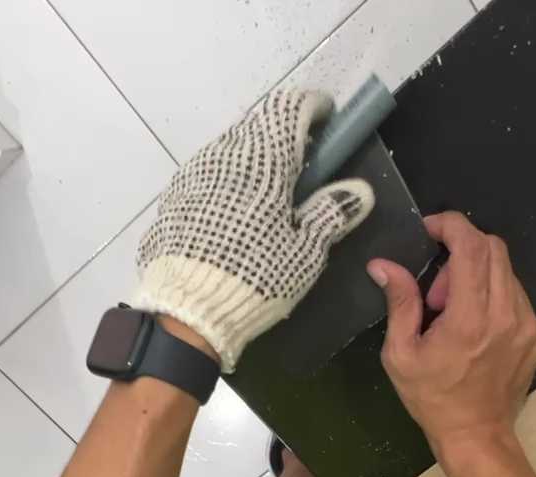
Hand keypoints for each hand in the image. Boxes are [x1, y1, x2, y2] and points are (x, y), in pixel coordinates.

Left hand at [131, 88, 375, 372]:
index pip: (290, 107)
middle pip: (260, 127)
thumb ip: (331, 215)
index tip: (327, 122)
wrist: (187, 310)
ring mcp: (194, 174)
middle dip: (285, 139)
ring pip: (231, 152)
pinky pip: (209, 178)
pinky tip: (236, 219)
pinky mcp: (174, 198)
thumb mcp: (303, 254)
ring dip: (254, 164)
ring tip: (269, 201)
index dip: (313, 108)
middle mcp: (225, 154)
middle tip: (304, 171)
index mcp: (263, 159)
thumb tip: (360, 191)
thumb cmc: (255, 278)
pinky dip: (229, 186)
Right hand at [370, 212, 535, 456]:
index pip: (471, 245)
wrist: (476, 435)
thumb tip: (384, 265)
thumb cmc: (432, 399)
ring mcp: (528, 324)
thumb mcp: (401, 355)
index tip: (432, 230)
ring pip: (506, 271)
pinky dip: (495, 298)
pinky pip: (517, 297)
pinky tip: (478, 329)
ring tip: (457, 314)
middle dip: (462, 251)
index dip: (450, 225)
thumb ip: (399, 303)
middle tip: (439, 288)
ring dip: (478, 277)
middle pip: (493, 248)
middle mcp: (506, 314)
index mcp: (469, 317)